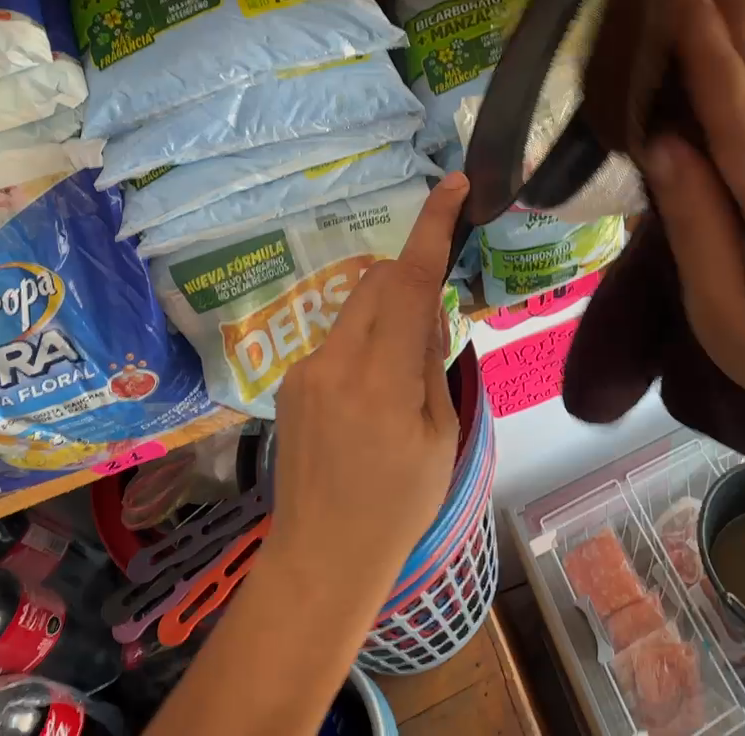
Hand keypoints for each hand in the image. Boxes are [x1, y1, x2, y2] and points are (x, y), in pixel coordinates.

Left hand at [266, 175, 466, 593]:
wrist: (322, 558)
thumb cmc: (399, 504)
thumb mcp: (440, 433)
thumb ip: (429, 359)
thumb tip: (427, 307)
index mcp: (381, 379)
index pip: (408, 282)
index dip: (432, 228)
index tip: (453, 186)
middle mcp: (334, 362)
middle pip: (376, 281)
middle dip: (411, 274)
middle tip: (436, 318)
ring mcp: (304, 370)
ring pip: (356, 308)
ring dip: (388, 312)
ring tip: (404, 373)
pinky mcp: (290, 383)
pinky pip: (339, 338)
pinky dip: (367, 341)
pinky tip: (374, 396)